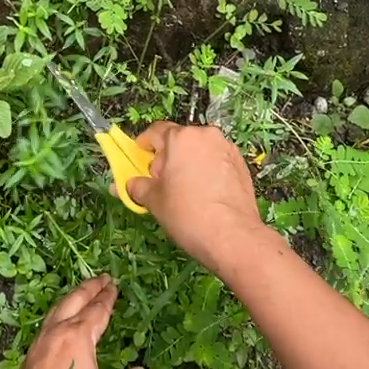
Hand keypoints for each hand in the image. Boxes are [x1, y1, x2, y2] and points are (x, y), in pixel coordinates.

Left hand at [0, 275, 147, 368]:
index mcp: (76, 337)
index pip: (96, 310)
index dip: (107, 297)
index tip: (114, 284)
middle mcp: (55, 336)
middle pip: (72, 302)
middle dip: (88, 289)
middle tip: (100, 278)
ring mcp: (37, 350)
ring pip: (55, 314)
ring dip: (70, 300)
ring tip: (80, 295)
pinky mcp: (28, 366)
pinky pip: (45, 329)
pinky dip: (57, 317)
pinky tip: (58, 329)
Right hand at [125, 122, 272, 276]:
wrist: (233, 236)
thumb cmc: (188, 214)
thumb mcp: (154, 201)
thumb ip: (138, 187)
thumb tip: (128, 184)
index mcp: (180, 138)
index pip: (156, 132)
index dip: (145, 144)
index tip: (140, 156)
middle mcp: (205, 135)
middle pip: (179, 140)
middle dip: (167, 158)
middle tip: (161, 183)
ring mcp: (226, 148)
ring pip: (199, 150)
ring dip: (188, 163)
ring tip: (184, 191)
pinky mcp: (240, 163)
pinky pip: (216, 160)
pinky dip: (207, 170)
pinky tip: (204, 194)